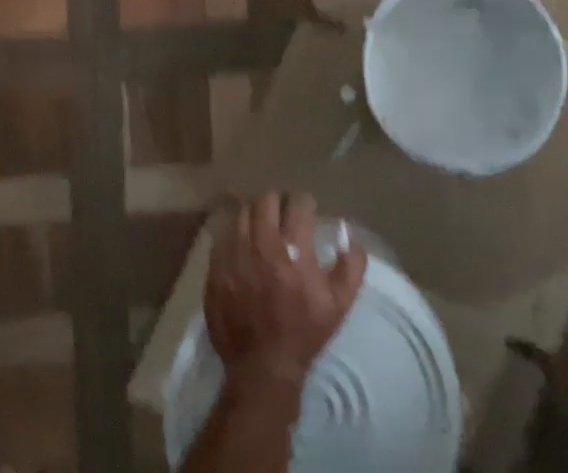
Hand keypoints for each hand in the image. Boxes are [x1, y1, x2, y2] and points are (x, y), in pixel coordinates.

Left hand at [204, 192, 366, 386]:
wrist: (262, 366)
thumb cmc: (304, 332)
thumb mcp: (340, 302)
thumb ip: (352, 264)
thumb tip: (348, 234)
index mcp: (294, 249)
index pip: (297, 203)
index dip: (305, 202)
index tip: (307, 210)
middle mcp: (262, 246)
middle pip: (265, 201)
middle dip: (278, 202)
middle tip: (283, 215)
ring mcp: (234, 257)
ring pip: (240, 215)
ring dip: (254, 216)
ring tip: (260, 227)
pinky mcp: (215, 272)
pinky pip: (221, 238)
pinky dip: (233, 236)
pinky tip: (241, 246)